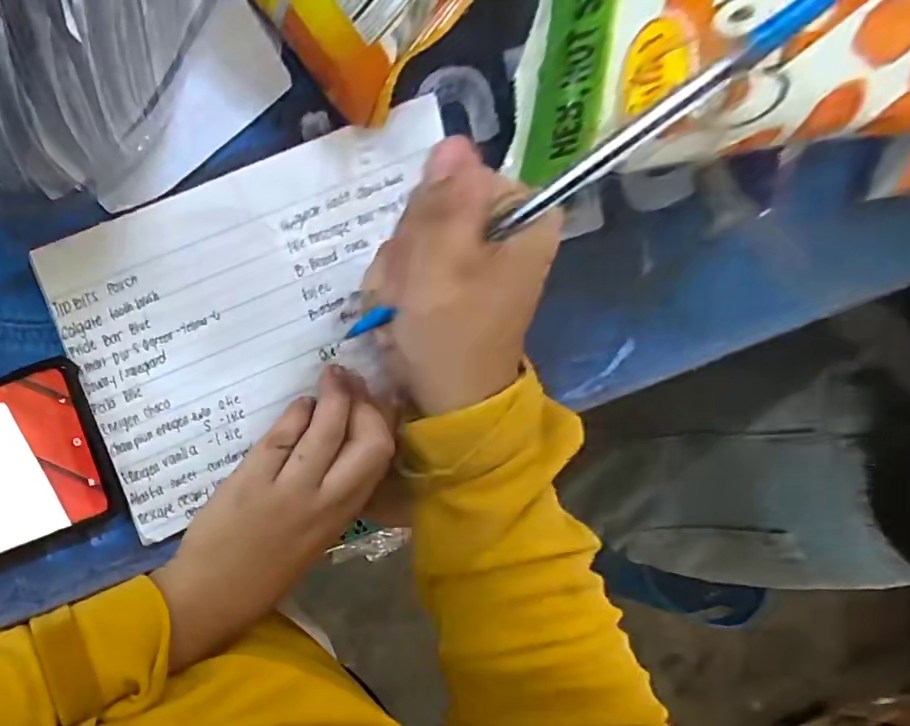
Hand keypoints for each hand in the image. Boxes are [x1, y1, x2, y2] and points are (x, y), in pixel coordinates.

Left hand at [149, 366, 394, 671]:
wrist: (212, 594)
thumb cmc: (259, 574)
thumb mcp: (309, 542)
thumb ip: (326, 503)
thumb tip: (333, 457)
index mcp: (342, 519)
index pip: (380, 461)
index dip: (383, 423)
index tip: (374, 402)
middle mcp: (324, 503)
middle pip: (367, 441)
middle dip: (365, 404)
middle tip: (351, 381)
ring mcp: (288, 491)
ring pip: (325, 432)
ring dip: (332, 397)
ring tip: (330, 378)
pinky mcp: (250, 482)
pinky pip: (280, 438)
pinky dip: (293, 416)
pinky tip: (297, 407)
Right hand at [364, 136, 562, 416]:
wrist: (446, 399)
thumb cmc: (450, 337)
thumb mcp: (442, 268)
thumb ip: (443, 206)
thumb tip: (449, 142)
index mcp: (518, 216)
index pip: (454, 183)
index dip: (424, 222)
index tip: (418, 263)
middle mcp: (497, 231)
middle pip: (426, 215)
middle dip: (403, 259)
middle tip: (407, 295)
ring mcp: (467, 259)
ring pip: (405, 246)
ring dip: (391, 282)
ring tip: (401, 314)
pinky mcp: (443, 283)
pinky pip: (401, 273)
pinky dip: (391, 298)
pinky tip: (398, 320)